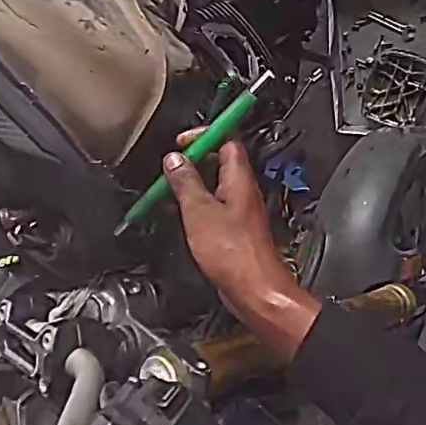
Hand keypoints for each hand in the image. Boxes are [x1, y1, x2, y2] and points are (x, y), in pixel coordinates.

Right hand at [161, 137, 319, 356]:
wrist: (255, 290)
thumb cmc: (236, 256)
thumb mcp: (199, 212)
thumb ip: (185, 182)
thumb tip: (175, 160)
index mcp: (239, 179)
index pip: (227, 138)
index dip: (204, 134)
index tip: (182, 142)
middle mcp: (243, 191)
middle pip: (219, 160)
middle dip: (193, 160)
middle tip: (171, 167)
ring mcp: (240, 210)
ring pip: (215, 184)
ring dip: (192, 184)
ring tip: (170, 191)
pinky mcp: (234, 229)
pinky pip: (214, 206)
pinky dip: (196, 205)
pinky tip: (181, 215)